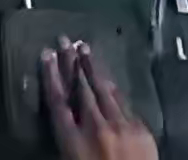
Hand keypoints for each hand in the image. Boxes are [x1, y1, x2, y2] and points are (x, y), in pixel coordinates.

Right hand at [41, 38, 158, 159]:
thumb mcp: (73, 159)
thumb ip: (69, 138)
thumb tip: (65, 115)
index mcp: (73, 142)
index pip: (57, 100)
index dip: (50, 75)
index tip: (46, 54)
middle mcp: (95, 128)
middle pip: (80, 87)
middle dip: (71, 62)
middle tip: (65, 40)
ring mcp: (120, 127)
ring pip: (103, 89)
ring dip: (93, 67)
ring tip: (85, 48)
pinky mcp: (141, 131)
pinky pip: (124, 102)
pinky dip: (113, 88)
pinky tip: (109, 79)